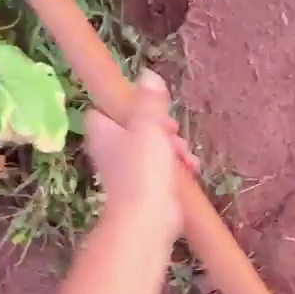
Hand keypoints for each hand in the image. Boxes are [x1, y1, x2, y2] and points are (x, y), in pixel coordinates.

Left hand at [84, 69, 199, 237]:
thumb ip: (149, 101)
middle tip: (173, 131)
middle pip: (135, 128)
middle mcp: (112, 151)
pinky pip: (162, 169)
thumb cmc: (142, 169)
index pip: (104, 110)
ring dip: (172, 148)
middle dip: (159, 127)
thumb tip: (148, 74)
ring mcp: (129, 171)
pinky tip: (190, 169)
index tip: (148, 106)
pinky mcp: (146, 187)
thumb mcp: (148, 126)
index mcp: (104, 132)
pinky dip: (176, 167)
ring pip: (152, 148)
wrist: (147, 219)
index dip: (126, 105)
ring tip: (185, 155)